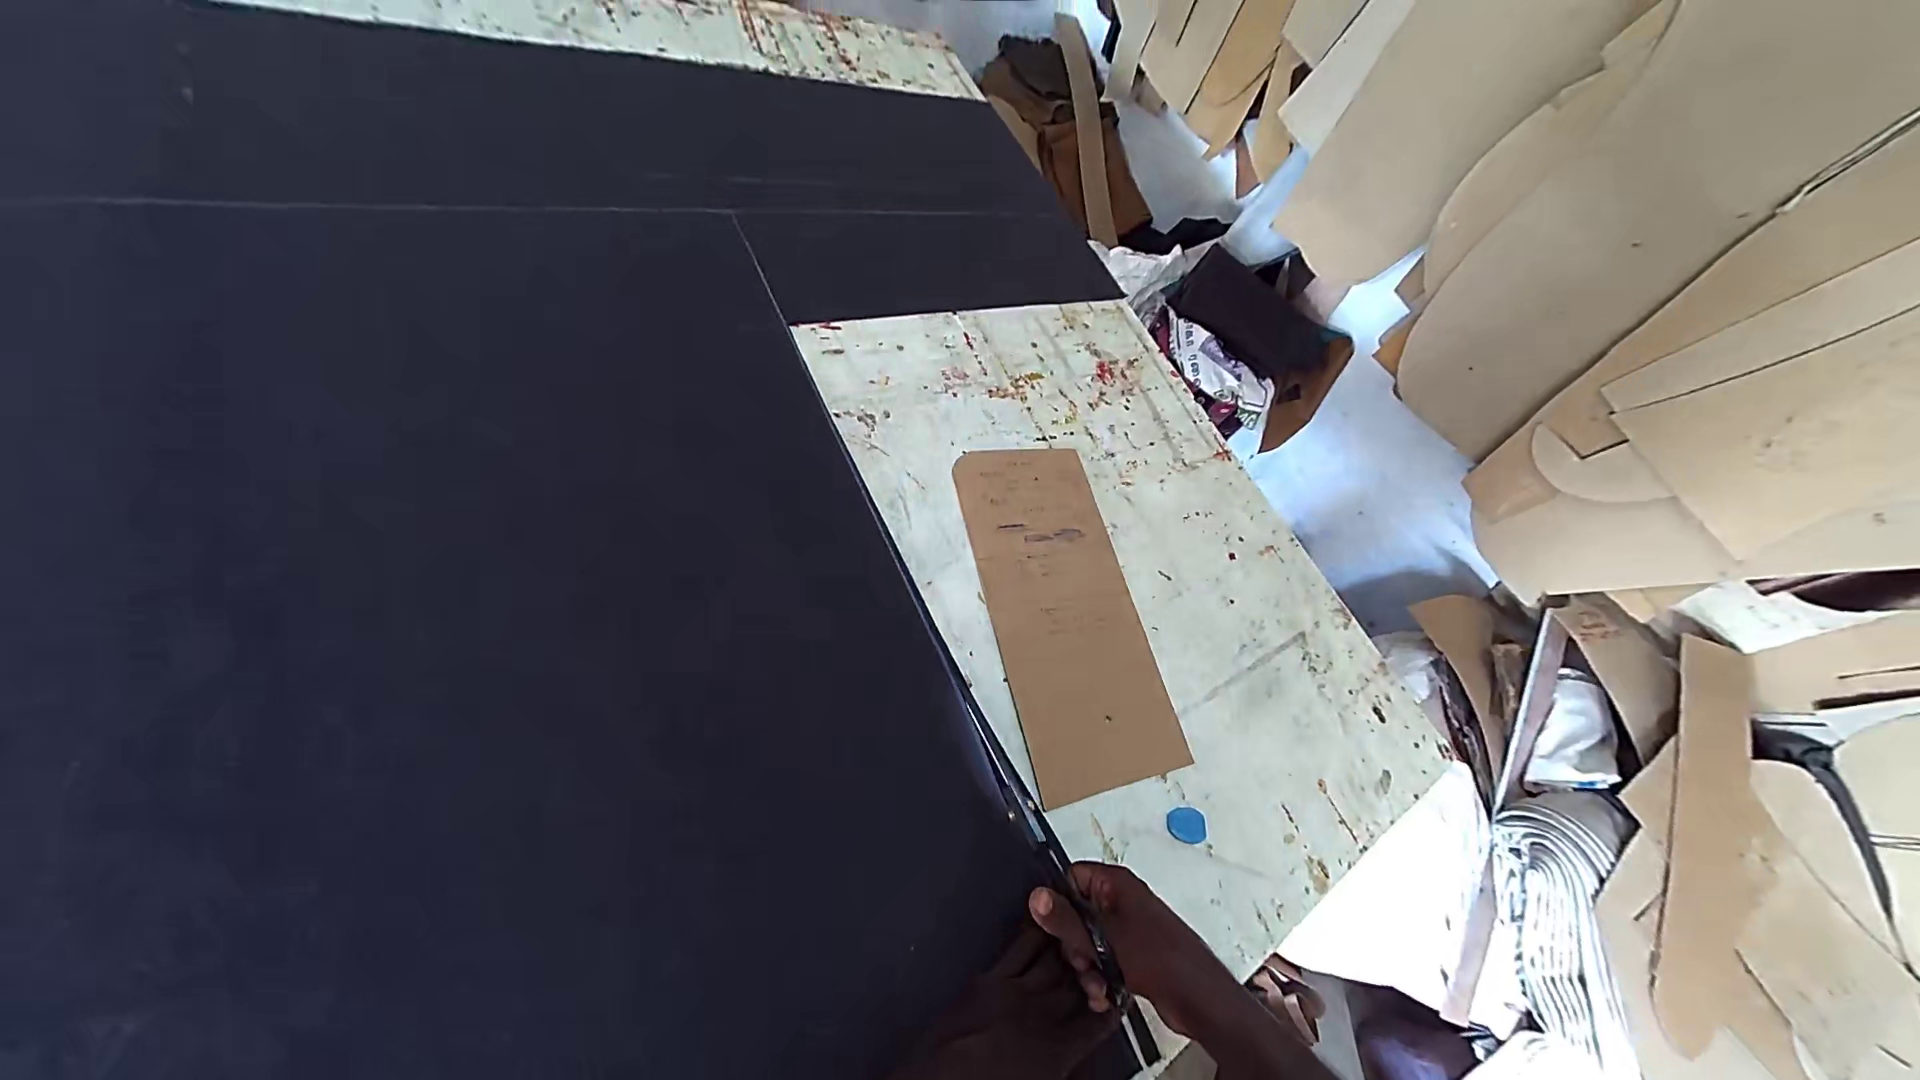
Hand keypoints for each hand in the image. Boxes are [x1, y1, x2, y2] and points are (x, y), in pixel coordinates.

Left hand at [886, 923, 1117, 1079]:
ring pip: (1051, 958)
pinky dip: (1035, 933)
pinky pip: (1018, 948)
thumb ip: (1057, 1067)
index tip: (1119, 995)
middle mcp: (1038, 1016)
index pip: (1096, 1022)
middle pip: (1077, 983)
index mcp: (1055, 1053)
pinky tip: (1042, 922)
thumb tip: (1066, 1059)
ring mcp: (1011, 992)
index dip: (1111, 1007)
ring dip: (1068, 942)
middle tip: (1106, 952)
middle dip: (1094, 968)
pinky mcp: (985, 980)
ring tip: (1082, 925)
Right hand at [1027, 863, 1243, 1037]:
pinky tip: (1104, 994)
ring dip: (1088, 966)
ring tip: (1096, 985)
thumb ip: (1065, 919)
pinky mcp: (1136, 953)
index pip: (1072, 877)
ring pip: (1091, 940)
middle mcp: (1122, 900)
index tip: (1057, 926)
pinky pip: (1106, 958)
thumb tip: (1037, 897)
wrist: (1199, 998)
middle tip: (1082, 961)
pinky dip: (1102, 975)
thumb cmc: (1159, 958)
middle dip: (1075, 943)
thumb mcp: (1102, 939)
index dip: (1061, 902)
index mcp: (1115, 883)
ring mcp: (1130, 927)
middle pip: (1079, 912)